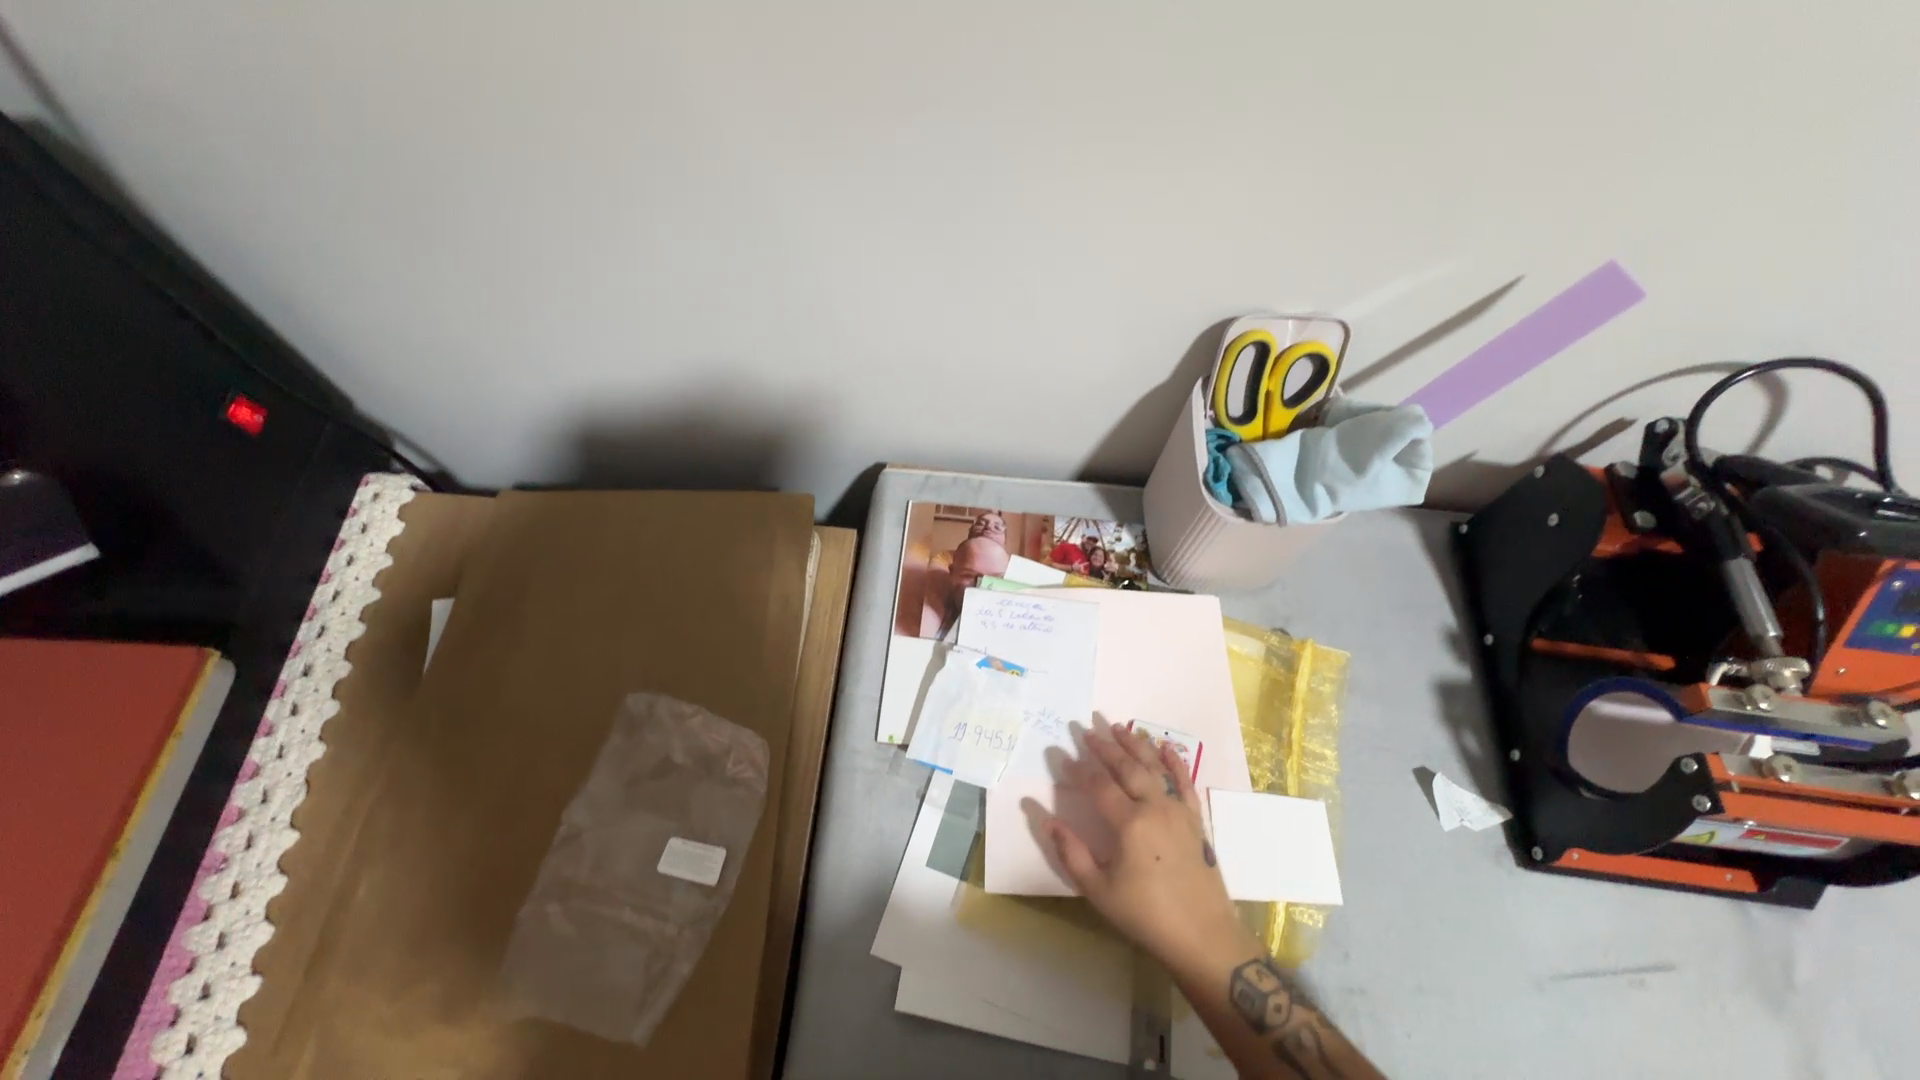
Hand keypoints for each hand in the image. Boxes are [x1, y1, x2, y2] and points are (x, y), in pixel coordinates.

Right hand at [1038, 721, 1244, 968]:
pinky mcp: (1196, 820)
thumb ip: (1071, 851)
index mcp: (1129, 824)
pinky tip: (1166, 747)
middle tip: (1087, 730)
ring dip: (1136, 745)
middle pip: (1127, 767)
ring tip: (1119, 727)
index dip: (1078, 769)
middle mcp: (1155, 808)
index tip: (1062, 755)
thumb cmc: (1145, 915)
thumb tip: (1045, 819)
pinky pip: (1185, 782)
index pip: (1098, 785)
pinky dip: (1175, 762)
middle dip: (1105, 747)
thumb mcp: (1098, 890)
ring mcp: (1179, 811)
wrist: (1203, 935)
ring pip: (1155, 767)